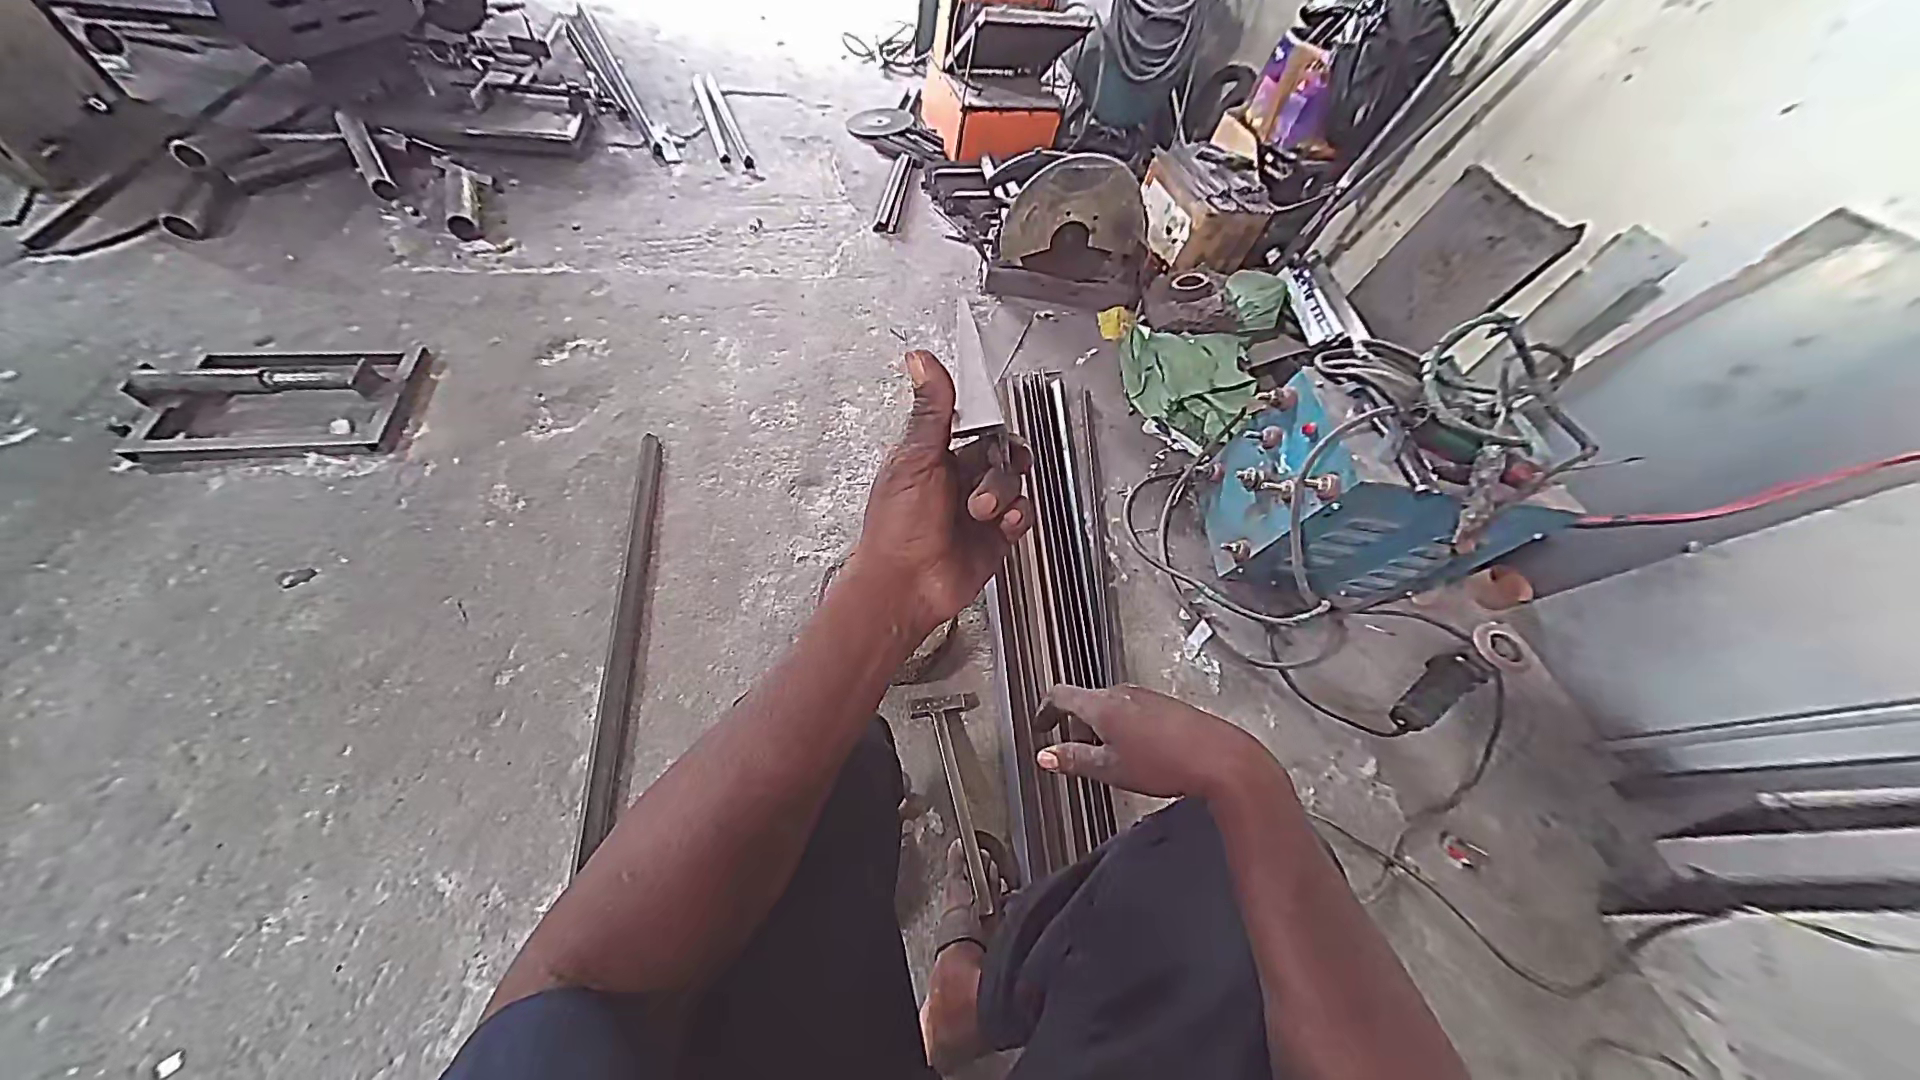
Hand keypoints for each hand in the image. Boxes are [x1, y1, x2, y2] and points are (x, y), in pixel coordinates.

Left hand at [847, 350, 1032, 636]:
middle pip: (1000, 453)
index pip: (972, 426)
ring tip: (979, 511)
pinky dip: (1017, 516)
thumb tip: (921, 361)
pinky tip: (1002, 523)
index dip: (986, 425)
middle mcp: (957, 480)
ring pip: (1012, 483)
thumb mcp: (914, 459)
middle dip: (1000, 462)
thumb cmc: (897, 528)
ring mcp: (978, 509)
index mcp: (934, 456)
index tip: (990, 427)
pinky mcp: (995, 535)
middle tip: (989, 470)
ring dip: (1001, 493)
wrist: (906, 585)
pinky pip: (1022, 514)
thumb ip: (930, 410)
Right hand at [1036, 685, 1289, 801]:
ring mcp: (1146, 697)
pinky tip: (1136, 755)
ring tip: (1108, 760)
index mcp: (1102, 704)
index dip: (1045, 710)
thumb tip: (1046, 756)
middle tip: (1074, 753)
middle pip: (1085, 702)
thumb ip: (1073, 759)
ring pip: (1109, 707)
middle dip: (1075, 727)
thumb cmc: (1167, 762)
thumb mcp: (1109, 768)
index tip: (1040, 725)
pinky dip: (1122, 728)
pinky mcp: (1165, 706)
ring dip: (1100, 729)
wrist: (1221, 760)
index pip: (1060, 695)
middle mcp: (1122, 694)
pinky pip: (1131, 711)